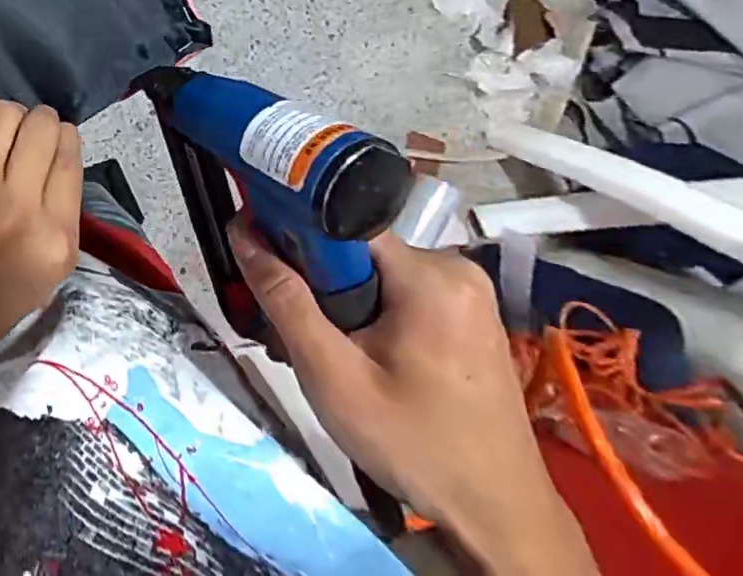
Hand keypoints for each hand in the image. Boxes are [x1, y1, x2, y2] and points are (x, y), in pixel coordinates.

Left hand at [0, 99, 82, 371]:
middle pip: (42, 129)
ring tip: (6, 127)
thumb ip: (61, 216)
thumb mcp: (49, 273)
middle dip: (42, 120)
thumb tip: (56, 157)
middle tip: (32, 130)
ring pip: (6, 114)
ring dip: (11, 112)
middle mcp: (22, 206)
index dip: (65, 137)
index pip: (69, 160)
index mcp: (56, 238)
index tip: (58, 137)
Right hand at [229, 225, 595, 575]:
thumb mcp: (332, 375)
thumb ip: (283, 299)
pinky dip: (361, 314)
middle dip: (310, 283)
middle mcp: (454, 268)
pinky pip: (394, 293)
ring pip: (369, 272)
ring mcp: (463, 292)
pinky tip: (347, 354)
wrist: (500, 518)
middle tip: (284, 329)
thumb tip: (242, 233)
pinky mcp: (462, 314)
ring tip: (311, 350)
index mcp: (431, 273)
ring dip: (332, 303)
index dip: (292, 234)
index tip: (257, 258)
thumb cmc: (415, 445)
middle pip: (352, 248)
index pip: (340, 222)